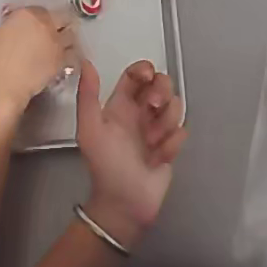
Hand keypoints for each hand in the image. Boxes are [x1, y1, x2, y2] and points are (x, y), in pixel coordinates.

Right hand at [0, 6, 73, 134]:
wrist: (0, 86)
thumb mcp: (0, 38)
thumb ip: (16, 30)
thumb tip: (23, 33)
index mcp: (25, 14)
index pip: (42, 11)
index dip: (43, 20)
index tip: (42, 28)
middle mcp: (44, 23)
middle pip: (62, 19)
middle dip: (60, 26)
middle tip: (56, 37)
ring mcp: (56, 41)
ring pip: (71, 36)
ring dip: (67, 41)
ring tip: (62, 51)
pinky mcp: (63, 60)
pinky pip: (72, 55)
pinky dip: (69, 57)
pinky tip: (62, 64)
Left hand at [76, 58, 187, 247]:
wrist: (124, 202)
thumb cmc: (105, 167)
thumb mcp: (90, 129)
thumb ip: (88, 95)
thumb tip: (85, 64)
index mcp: (119, 106)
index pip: (136, 75)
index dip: (145, 70)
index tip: (147, 78)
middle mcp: (138, 114)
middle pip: (161, 85)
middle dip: (162, 93)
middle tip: (152, 109)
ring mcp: (155, 129)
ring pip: (174, 107)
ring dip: (166, 122)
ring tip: (151, 142)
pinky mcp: (169, 145)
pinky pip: (181, 132)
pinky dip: (171, 143)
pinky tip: (158, 156)